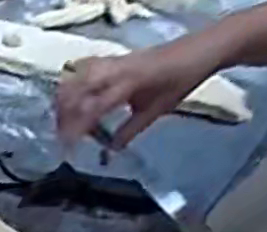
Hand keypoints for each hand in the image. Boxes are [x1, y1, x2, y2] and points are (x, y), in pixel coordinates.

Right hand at [55, 36, 226, 146]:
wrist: (205, 46)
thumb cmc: (183, 79)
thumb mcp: (157, 110)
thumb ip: (130, 130)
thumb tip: (109, 150)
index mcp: (132, 82)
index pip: (95, 106)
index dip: (77, 127)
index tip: (68, 147)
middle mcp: (119, 69)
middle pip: (78, 89)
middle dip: (64, 114)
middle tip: (61, 134)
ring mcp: (116, 61)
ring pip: (77, 76)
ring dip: (64, 98)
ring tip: (61, 119)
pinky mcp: (115, 58)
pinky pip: (85, 67)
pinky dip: (72, 83)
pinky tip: (70, 98)